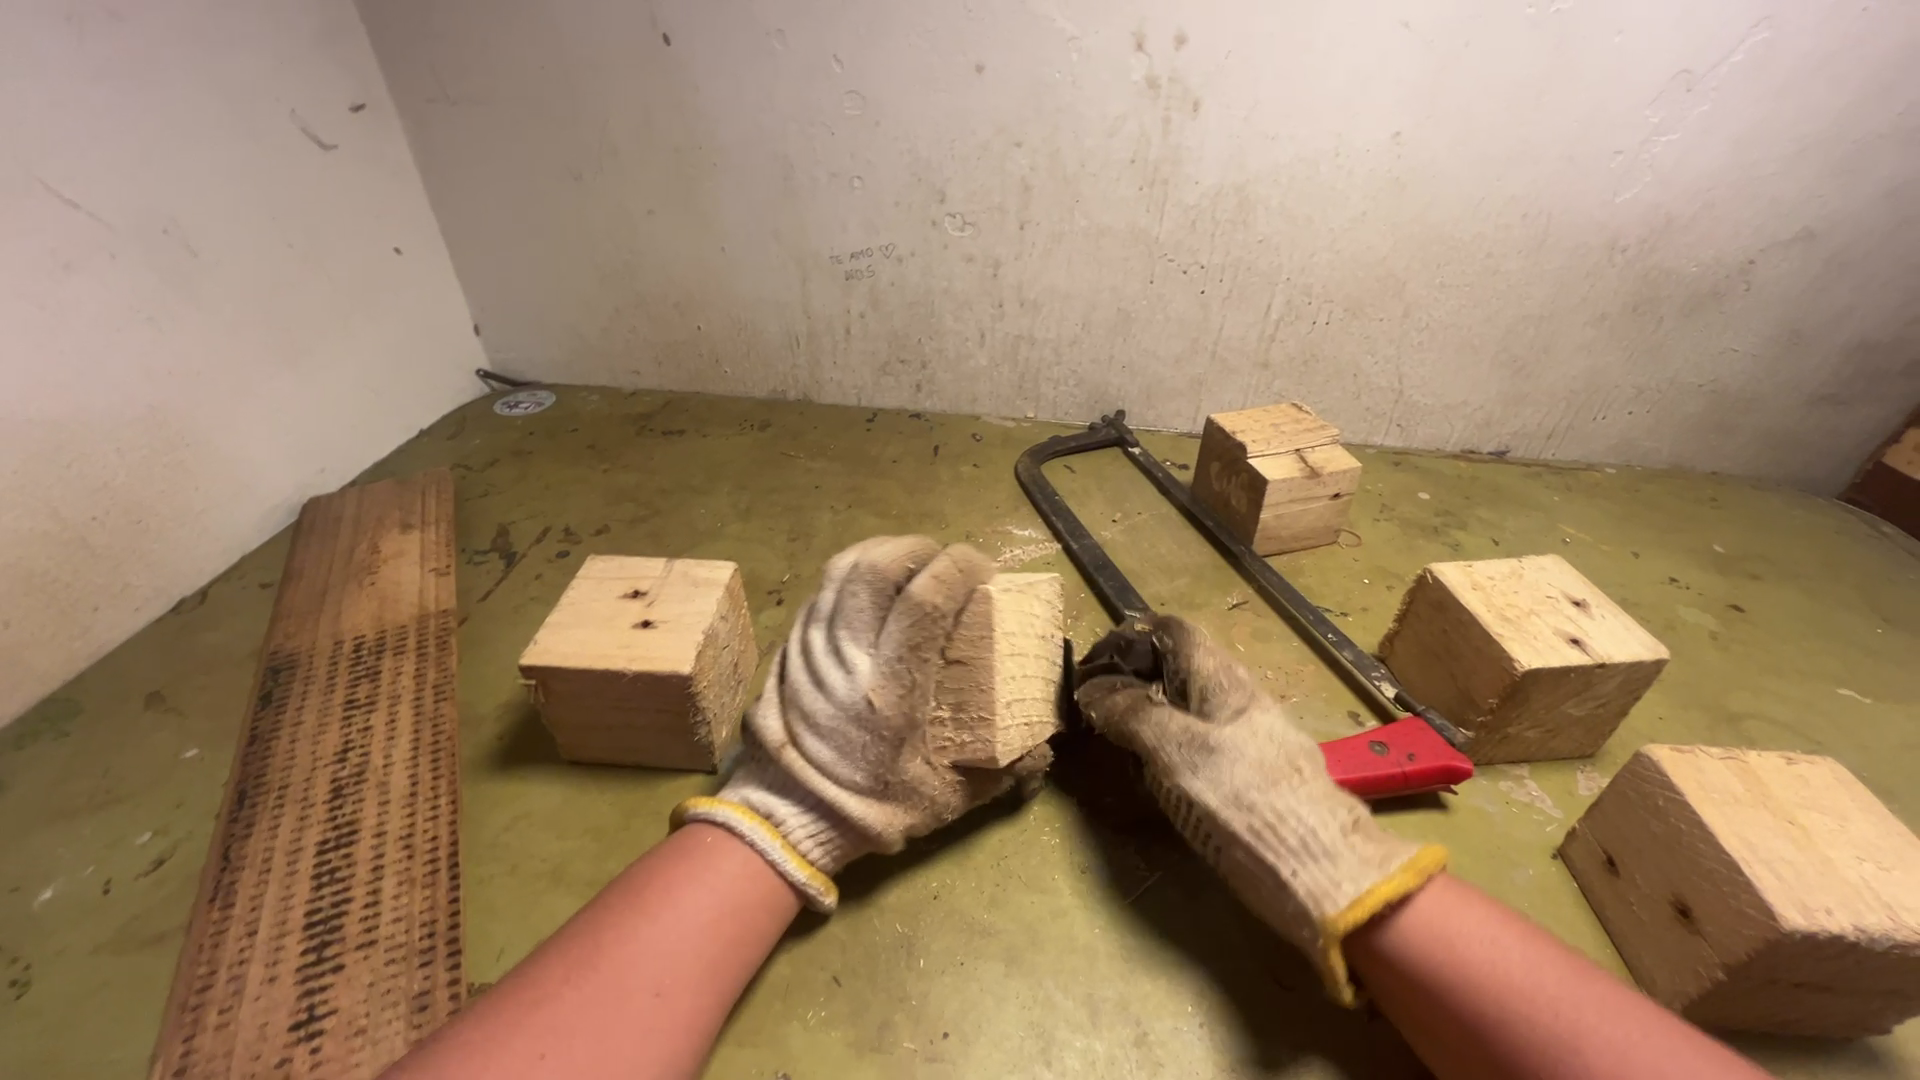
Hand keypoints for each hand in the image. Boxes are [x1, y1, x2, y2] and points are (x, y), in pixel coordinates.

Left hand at [675, 536, 1050, 910]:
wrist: (789, 818)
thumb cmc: (873, 808)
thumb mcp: (949, 795)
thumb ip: (1003, 768)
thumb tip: (1044, 747)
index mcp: (892, 689)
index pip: (924, 600)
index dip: (959, 567)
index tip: (984, 569)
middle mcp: (847, 655)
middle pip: (877, 567)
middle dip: (921, 549)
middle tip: (948, 563)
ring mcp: (812, 645)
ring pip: (844, 567)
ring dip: (886, 551)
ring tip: (914, 564)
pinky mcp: (792, 644)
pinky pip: (824, 586)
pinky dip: (854, 571)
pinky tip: (875, 586)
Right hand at [1075, 615, 1445, 1004]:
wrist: (1326, 876)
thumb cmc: (1247, 801)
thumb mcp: (1178, 752)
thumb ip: (1133, 716)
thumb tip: (1092, 690)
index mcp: (1222, 679)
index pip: (1172, 631)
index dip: (1129, 637)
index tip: (1092, 664)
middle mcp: (1238, 700)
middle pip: (1178, 669)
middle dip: (1133, 680)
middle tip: (1093, 709)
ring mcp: (1249, 740)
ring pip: (1188, 709)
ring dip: (1148, 717)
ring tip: (1112, 741)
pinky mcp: (1253, 779)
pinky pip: (1199, 746)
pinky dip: (1167, 750)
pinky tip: (1151, 778)